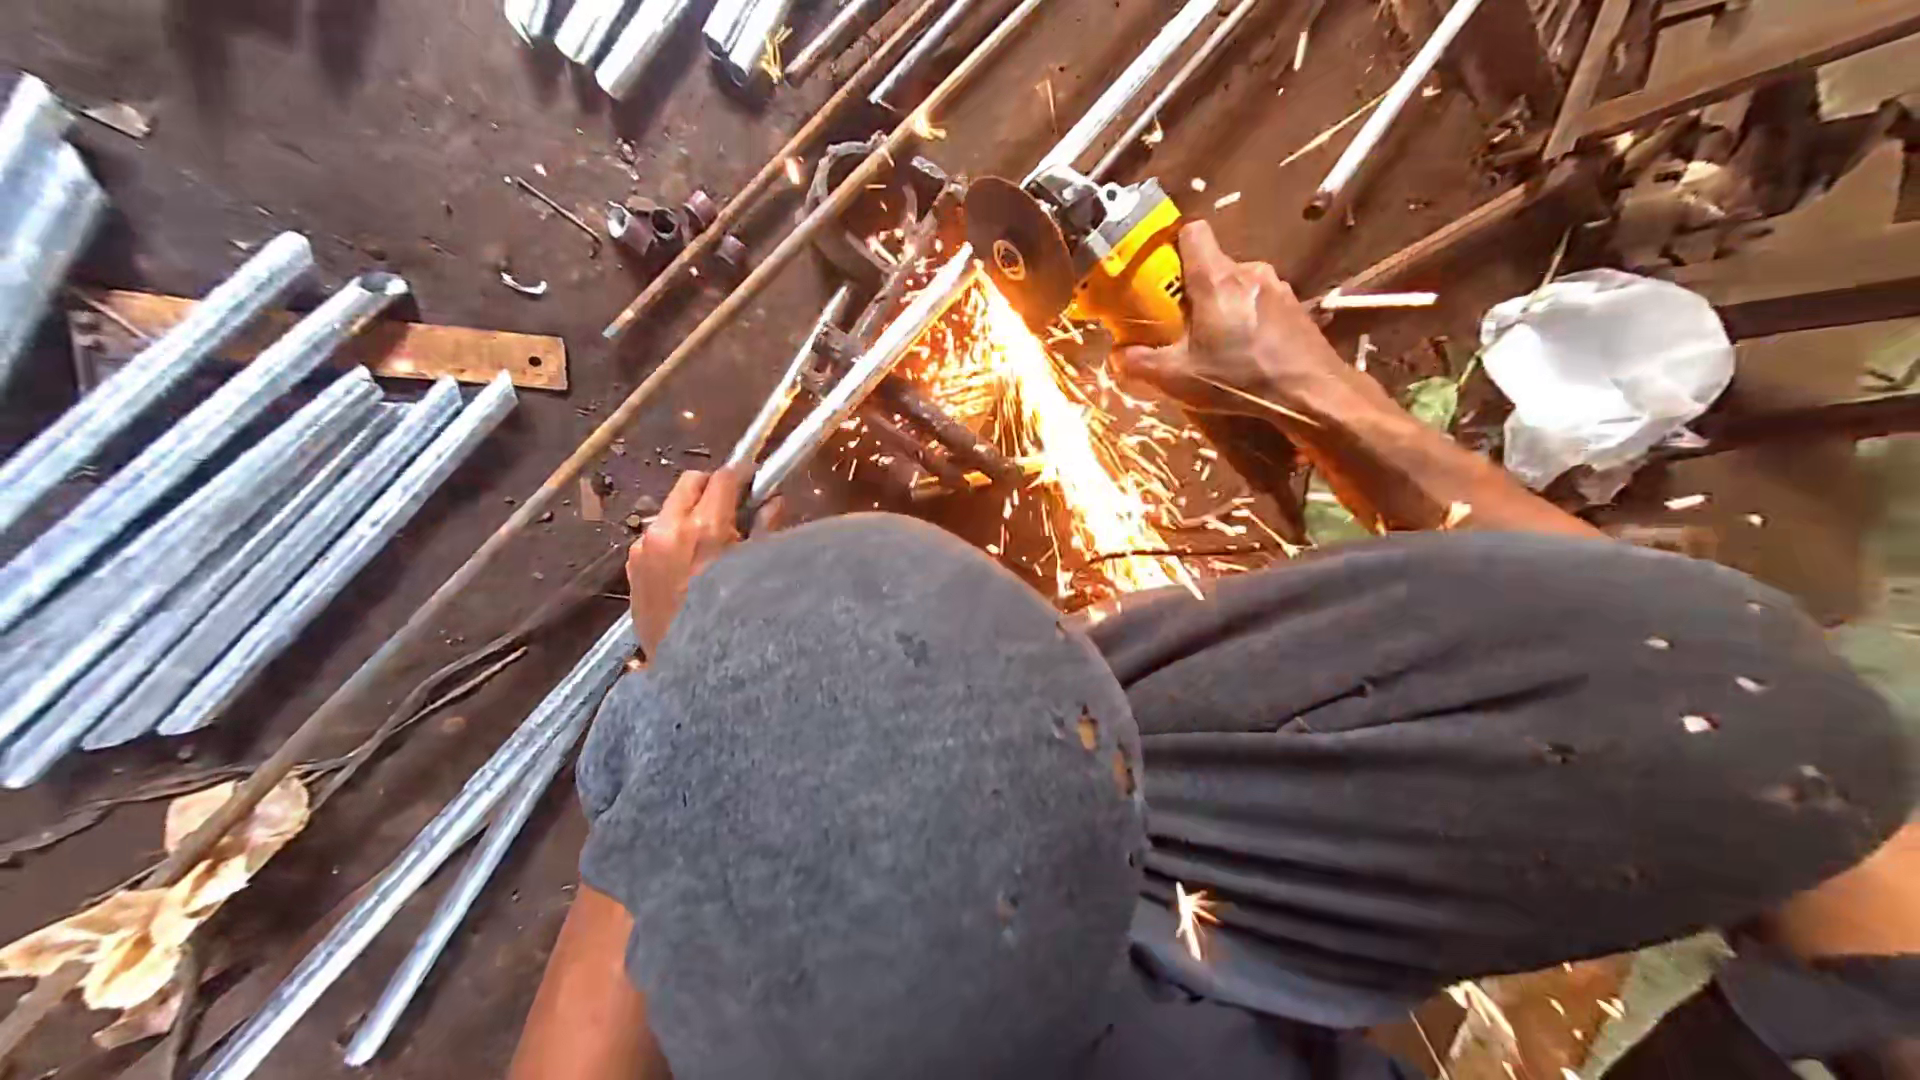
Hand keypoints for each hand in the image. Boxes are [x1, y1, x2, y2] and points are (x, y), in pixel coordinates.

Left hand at [627, 465, 780, 656]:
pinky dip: (675, 537)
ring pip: (671, 509)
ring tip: (712, 540)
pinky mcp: (632, 566)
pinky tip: (690, 564)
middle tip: (734, 502)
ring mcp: (644, 547)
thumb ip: (766, 528)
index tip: (754, 478)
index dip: (742, 474)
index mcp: (702, 528)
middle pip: (690, 482)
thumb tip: (774, 501)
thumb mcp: (757, 569)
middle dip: (713, 486)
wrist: (690, 667)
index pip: (723, 478)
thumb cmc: (733, 618)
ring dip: (692, 512)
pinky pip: (657, 536)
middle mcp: (667, 529)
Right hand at [1114, 221, 1380, 426]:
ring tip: (1213, 344)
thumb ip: (1140, 364)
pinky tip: (1243, 351)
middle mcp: (1248, 272)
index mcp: (1216, 279)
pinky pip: (1258, 302)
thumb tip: (1116, 356)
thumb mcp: (1177, 378)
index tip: (1159, 273)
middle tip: (1179, 325)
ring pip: (1236, 286)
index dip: (1172, 245)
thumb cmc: (1239, 377)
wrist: (1308, 392)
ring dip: (1221, 307)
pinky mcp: (1294, 306)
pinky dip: (1245, 319)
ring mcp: (1276, 287)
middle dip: (1192, 290)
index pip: (1192, 232)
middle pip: (1212, 266)